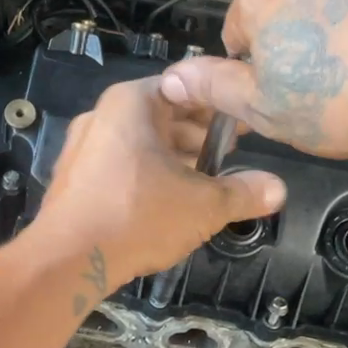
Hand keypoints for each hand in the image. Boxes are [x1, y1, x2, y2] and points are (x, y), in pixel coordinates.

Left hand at [29, 76, 285, 293]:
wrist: (68, 260)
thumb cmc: (139, 216)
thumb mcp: (203, 205)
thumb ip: (243, 193)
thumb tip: (279, 189)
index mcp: (132, 103)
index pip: (186, 87)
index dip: (220, 105)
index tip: (244, 127)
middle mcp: (102, 115)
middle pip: (161, 115)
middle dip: (198, 136)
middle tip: (229, 156)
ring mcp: (81, 147)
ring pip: (140, 144)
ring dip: (174, 159)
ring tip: (203, 184)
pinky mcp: (72, 179)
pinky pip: (119, 167)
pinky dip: (146, 177)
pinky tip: (165, 205)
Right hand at [158, 0, 347, 158]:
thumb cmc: (345, 101)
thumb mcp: (265, 109)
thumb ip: (215, 88)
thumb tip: (172, 76)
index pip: (240, 22)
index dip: (250, 62)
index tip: (271, 90)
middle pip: (295, 11)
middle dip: (301, 47)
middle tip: (321, 93)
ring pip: (347, 7)